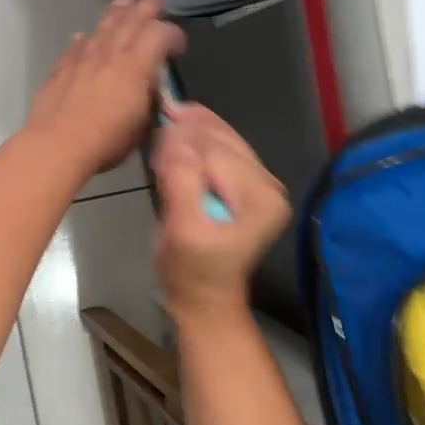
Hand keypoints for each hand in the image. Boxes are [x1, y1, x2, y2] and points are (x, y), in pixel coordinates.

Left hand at [24, 0, 184, 177]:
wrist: (56, 146)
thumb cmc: (106, 142)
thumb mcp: (142, 127)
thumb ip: (149, 102)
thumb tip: (150, 90)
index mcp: (135, 67)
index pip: (159, 35)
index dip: (173, 34)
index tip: (179, 44)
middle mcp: (109, 55)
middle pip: (129, 22)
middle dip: (145, 8)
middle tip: (154, 0)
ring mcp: (81, 60)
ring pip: (101, 29)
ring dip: (114, 14)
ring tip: (122, 2)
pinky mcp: (60, 71)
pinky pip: (74, 49)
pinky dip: (81, 41)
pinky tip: (81, 37)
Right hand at [151, 103, 291, 317]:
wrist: (205, 297)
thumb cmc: (190, 271)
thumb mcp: (181, 231)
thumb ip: (182, 183)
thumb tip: (176, 138)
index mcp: (261, 198)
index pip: (216, 150)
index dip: (182, 141)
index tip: (154, 140)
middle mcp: (270, 184)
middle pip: (222, 139)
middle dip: (188, 132)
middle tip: (158, 127)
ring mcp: (262, 183)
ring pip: (223, 139)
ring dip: (193, 132)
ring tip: (167, 126)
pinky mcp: (248, 184)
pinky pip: (223, 149)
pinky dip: (200, 140)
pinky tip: (181, 136)